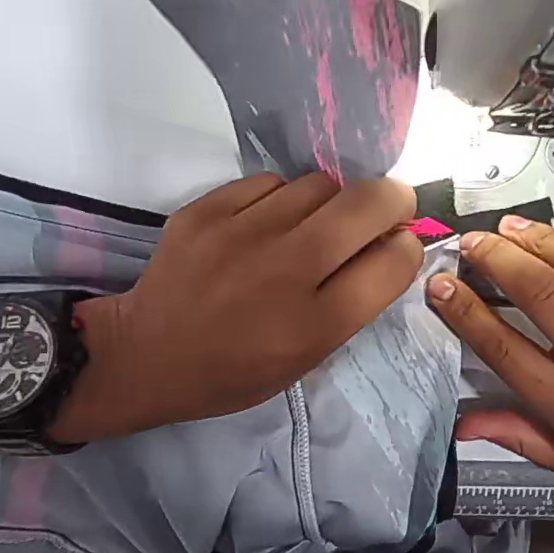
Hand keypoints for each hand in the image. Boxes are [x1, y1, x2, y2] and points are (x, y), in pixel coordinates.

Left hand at [56, 173, 421, 438]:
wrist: (146, 355)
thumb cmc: (237, 371)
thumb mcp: (309, 358)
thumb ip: (354, 304)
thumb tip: (389, 245)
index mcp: (315, 324)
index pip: (393, 261)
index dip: (408, 248)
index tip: (397, 248)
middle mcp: (284, 273)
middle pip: (367, 203)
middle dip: (393, 200)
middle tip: (386, 210)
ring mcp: (241, 234)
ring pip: (321, 183)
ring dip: (334, 201)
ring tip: (315, 225)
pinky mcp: (206, 210)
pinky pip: (273, 182)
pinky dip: (284, 198)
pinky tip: (269, 223)